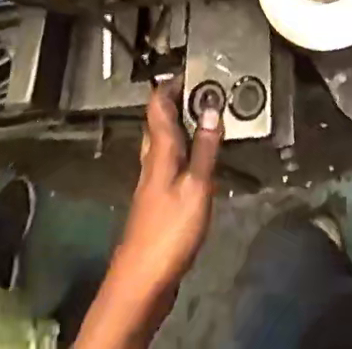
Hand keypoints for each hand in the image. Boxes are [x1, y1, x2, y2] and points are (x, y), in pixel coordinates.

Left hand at [111, 82, 221, 293]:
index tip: (188, 68)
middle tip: (202, 89)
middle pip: (159, 123)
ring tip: (204, 116)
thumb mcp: (196, 187)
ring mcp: (152, 183)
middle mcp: (152, 162)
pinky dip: (184, 150)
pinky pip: (170, 162)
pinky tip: (198, 157)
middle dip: (176, 102)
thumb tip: (211, 109)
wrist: (141, 283)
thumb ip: (204, 149)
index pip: (158, 107)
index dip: (169, 85)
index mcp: (159, 152)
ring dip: (180, 125)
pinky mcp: (157, 202)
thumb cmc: (168, 231)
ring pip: (164, 142)